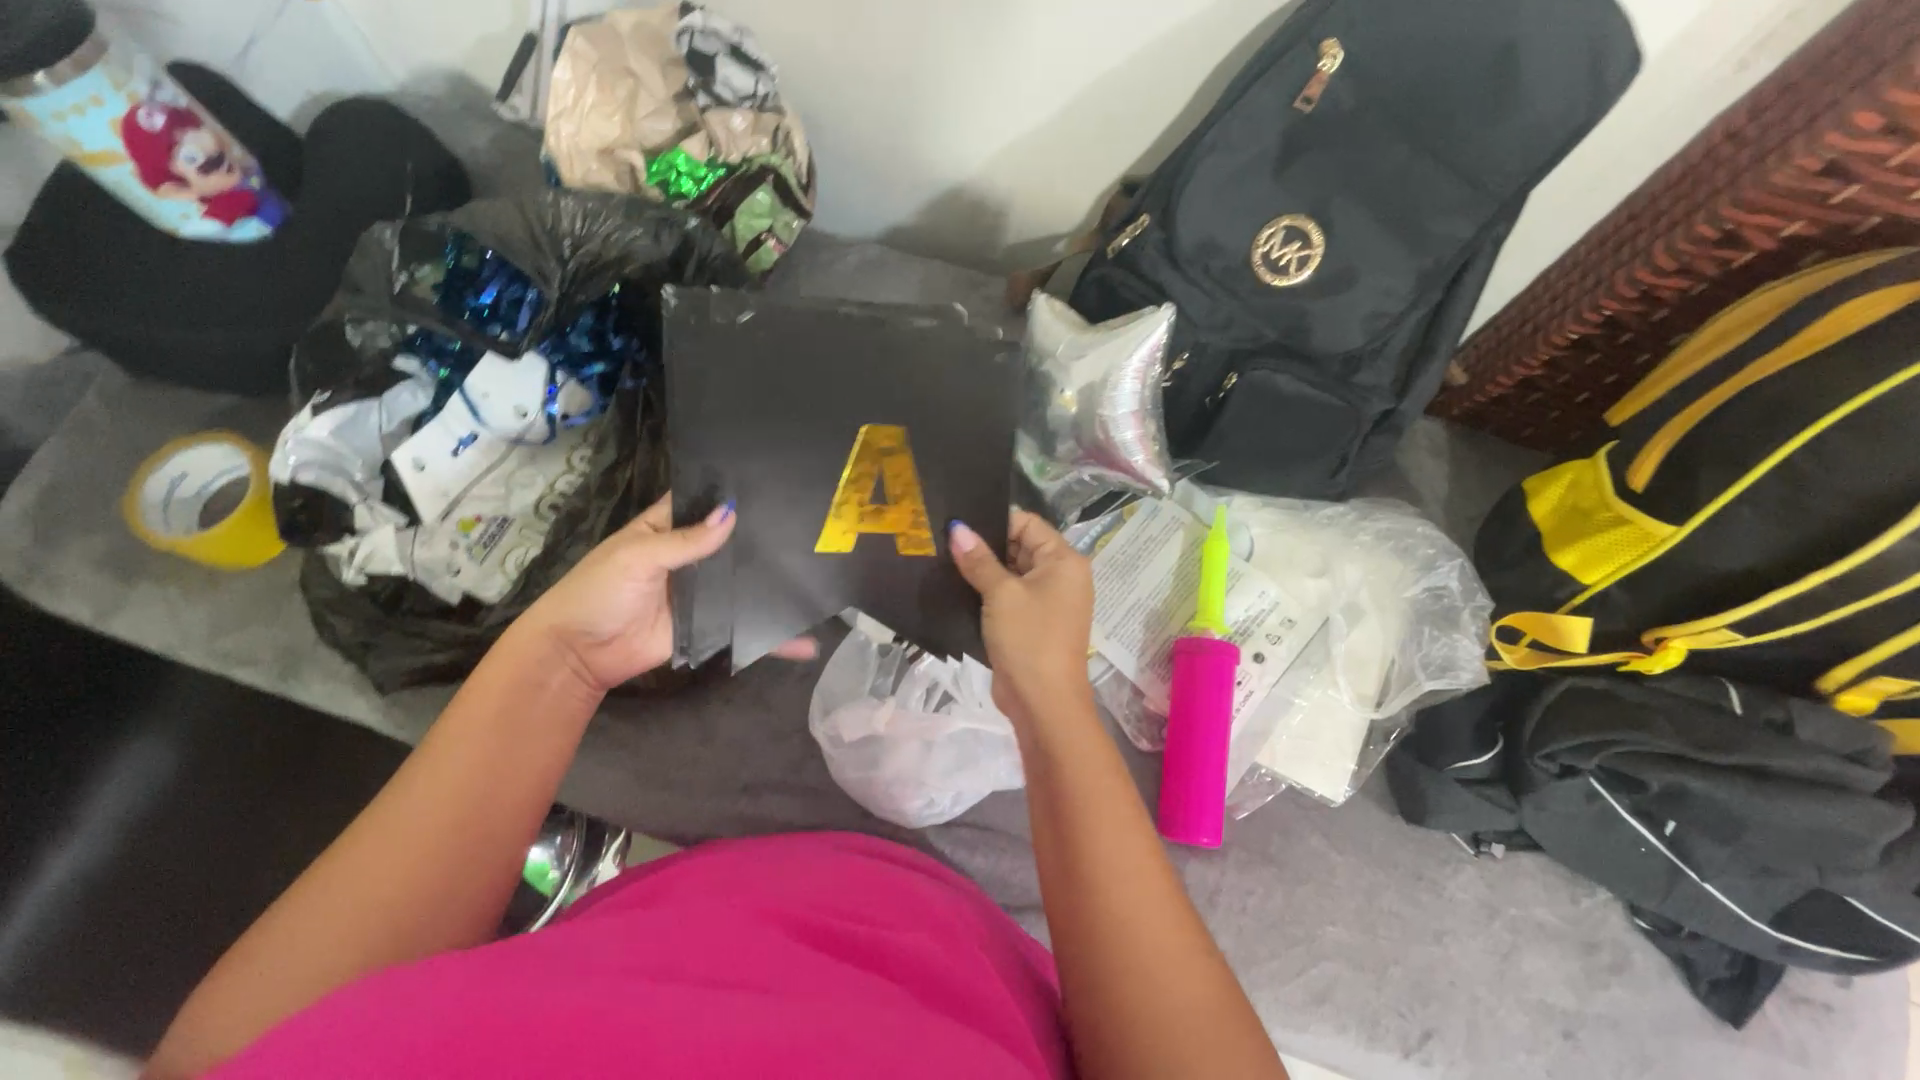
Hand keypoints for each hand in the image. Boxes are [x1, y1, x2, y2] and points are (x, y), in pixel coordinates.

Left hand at [517, 495, 815, 694]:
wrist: (578, 654)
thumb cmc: (597, 591)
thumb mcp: (637, 556)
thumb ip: (685, 540)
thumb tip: (731, 514)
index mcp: (665, 528)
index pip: (702, 502)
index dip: (730, 493)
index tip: (774, 481)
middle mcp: (687, 557)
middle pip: (730, 544)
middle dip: (762, 537)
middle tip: (813, 525)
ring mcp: (699, 594)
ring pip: (741, 585)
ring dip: (772, 583)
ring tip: (818, 571)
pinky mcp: (706, 628)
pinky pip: (742, 628)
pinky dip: (771, 637)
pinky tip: (806, 641)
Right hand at [949, 511, 1095, 726]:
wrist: (1043, 702)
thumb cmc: (1029, 639)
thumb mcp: (1001, 594)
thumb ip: (978, 559)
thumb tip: (957, 528)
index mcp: (1064, 560)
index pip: (1028, 523)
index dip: (994, 521)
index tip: (957, 523)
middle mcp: (1061, 576)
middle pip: (1019, 546)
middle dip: (985, 546)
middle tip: (942, 540)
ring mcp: (1047, 602)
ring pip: (1011, 574)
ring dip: (983, 571)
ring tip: (943, 561)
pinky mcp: (1032, 624)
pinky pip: (1008, 598)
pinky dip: (987, 594)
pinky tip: (956, 589)